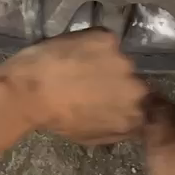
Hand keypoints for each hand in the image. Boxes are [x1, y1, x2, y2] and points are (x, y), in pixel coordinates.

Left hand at [0, 29, 148, 143]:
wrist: (30, 92)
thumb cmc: (57, 119)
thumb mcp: (91, 136)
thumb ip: (119, 129)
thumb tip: (130, 121)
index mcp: (134, 115)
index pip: (144, 105)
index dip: (126, 98)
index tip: (110, 95)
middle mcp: (136, 87)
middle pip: (133, 79)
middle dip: (116, 80)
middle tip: (91, 80)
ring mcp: (122, 60)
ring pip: (118, 58)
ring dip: (104, 61)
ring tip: (79, 65)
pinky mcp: (107, 38)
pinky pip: (105, 39)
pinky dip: (93, 43)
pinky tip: (74, 51)